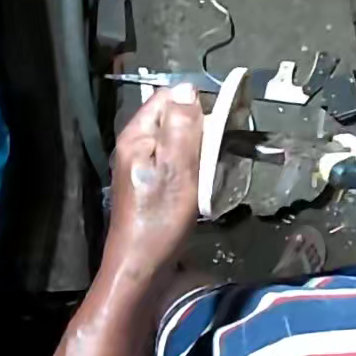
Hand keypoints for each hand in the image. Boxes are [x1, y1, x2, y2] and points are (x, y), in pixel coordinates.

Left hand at [103, 83, 203, 280]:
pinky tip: (201, 186)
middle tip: (218, 152)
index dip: (197, 103)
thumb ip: (182, 127)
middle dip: (201, 129)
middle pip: (174, 120)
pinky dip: (193, 169)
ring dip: (199, 151)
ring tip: (213, 170)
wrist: (141, 267)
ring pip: (178, 143)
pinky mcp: (150, 186)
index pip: (168, 97)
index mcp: (137, 135)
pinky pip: (176, 164)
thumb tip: (188, 88)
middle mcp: (135, 146)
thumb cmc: (160, 219)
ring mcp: (141, 167)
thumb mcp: (176, 168)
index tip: (220, 124)